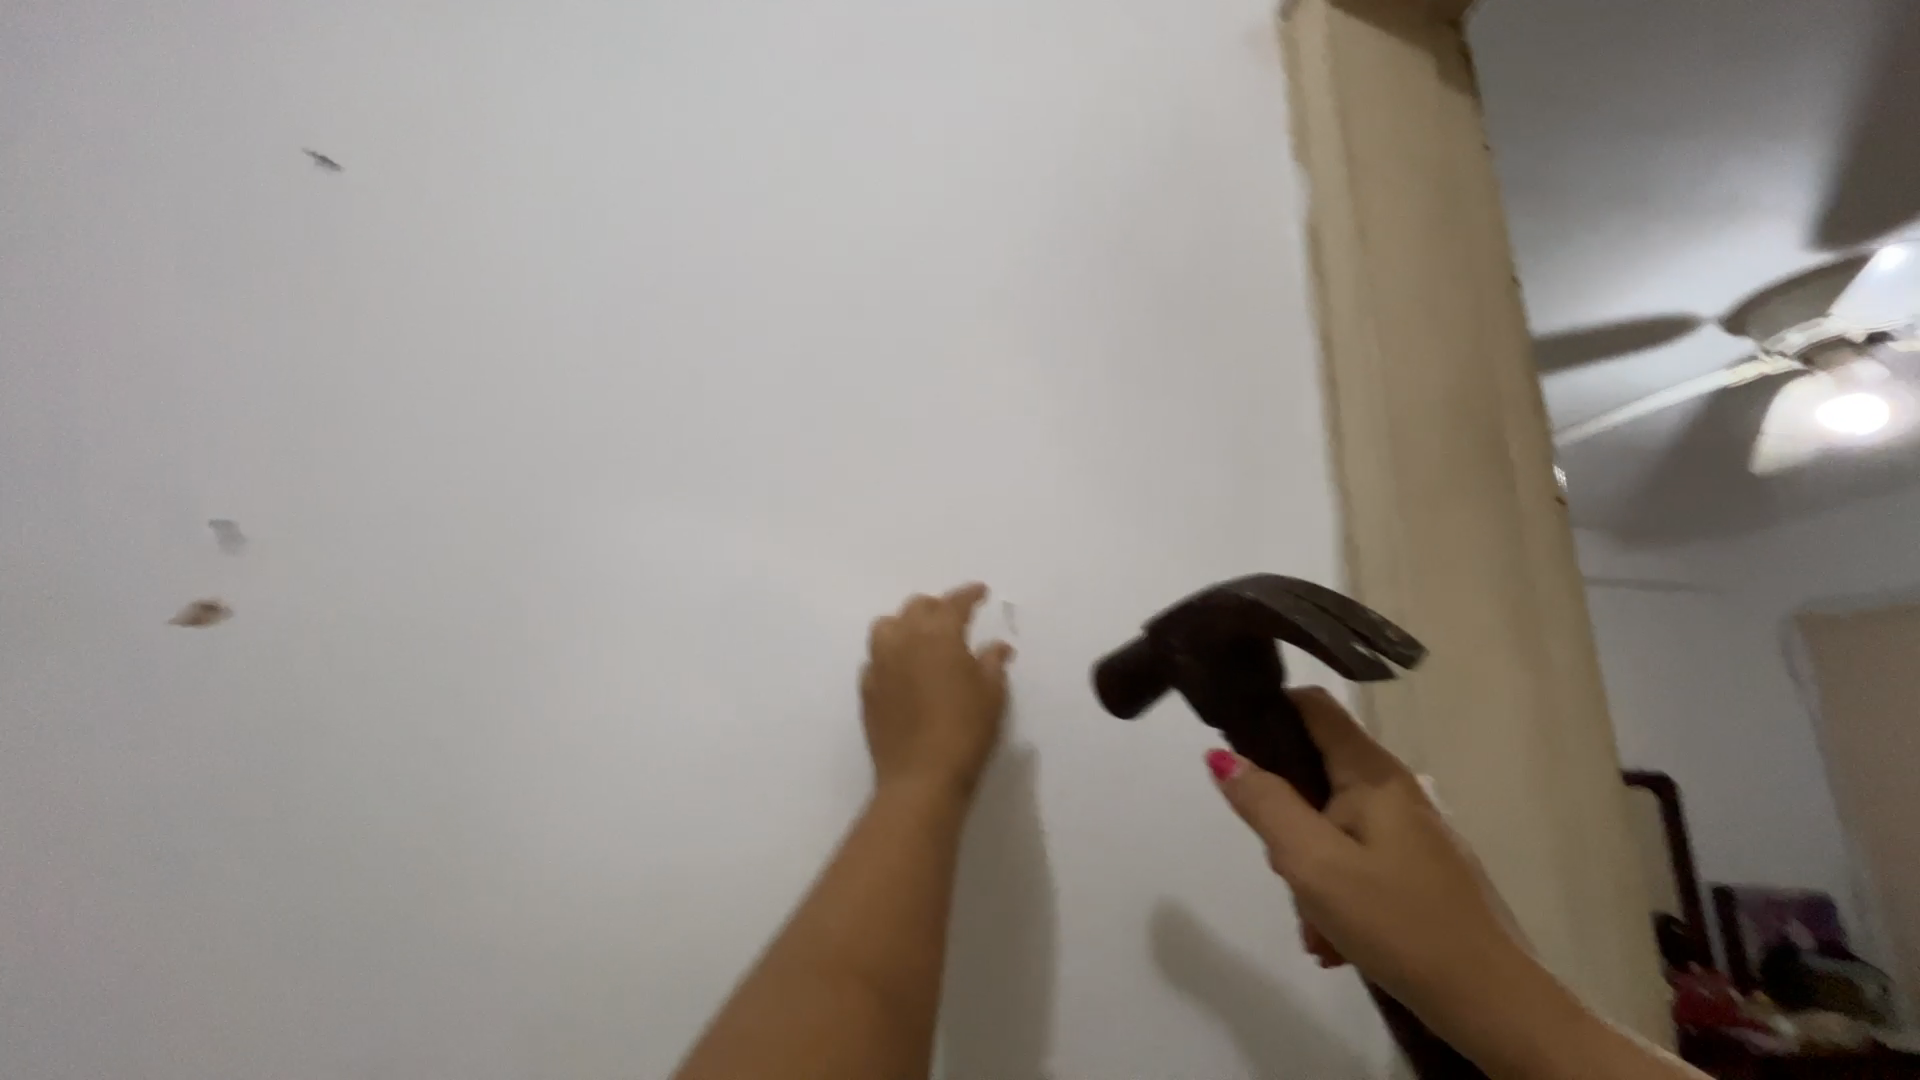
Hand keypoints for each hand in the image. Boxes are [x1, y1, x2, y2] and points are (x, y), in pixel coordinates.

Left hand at [860, 584, 1014, 800]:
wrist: (920, 777)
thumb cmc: (965, 731)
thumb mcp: (992, 695)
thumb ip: (992, 663)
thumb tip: (997, 646)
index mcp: (939, 635)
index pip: (954, 603)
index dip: (969, 594)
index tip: (981, 592)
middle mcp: (904, 640)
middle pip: (916, 607)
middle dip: (936, 608)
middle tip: (954, 619)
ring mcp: (880, 663)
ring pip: (887, 626)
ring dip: (905, 624)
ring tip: (921, 638)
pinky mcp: (867, 688)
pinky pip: (875, 657)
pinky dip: (890, 655)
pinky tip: (902, 670)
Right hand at [1206, 688, 1535, 1040]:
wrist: (1498, 1008)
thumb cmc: (1398, 922)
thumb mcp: (1312, 862)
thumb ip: (1264, 804)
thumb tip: (1221, 756)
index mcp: (1372, 775)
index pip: (1313, 705)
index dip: (1268, 709)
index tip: (1231, 743)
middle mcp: (1395, 791)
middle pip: (1315, 773)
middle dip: (1283, 816)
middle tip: (1278, 863)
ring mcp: (1413, 833)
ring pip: (1332, 826)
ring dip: (1309, 868)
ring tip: (1312, 925)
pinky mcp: (1423, 872)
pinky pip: (1359, 862)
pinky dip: (1338, 893)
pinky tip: (1336, 941)